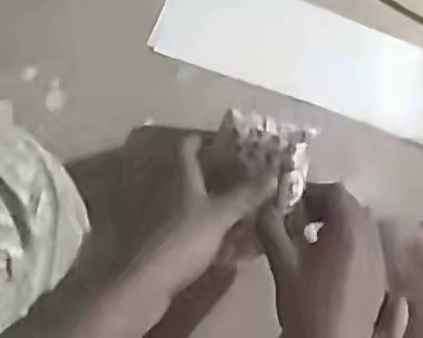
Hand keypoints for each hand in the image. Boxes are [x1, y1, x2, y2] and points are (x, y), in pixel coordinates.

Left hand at [68, 135, 280, 337]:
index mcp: (183, 176)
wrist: (146, 285)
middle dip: (216, 170)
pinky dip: (209, 224)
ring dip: (214, 198)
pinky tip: (226, 235)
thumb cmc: (183, 239)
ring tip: (240, 200)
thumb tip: (275, 173)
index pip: (188, 147)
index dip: (202, 138)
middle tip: (242, 169)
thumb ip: (246, 195)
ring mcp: (168, 218)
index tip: (221, 137)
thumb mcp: (220, 215)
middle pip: (193, 173)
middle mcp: (172, 191)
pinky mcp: (168, 242)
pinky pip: (193, 225)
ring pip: (194, 200)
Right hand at [260, 183, 399, 337]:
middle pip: (350, 206)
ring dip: (338, 226)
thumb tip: (264, 208)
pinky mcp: (380, 283)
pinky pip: (369, 248)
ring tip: (313, 242)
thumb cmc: (307, 308)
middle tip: (300, 221)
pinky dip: (351, 245)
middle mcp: (370, 239)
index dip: (312, 193)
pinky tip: (332, 265)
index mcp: (349, 228)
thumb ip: (272, 229)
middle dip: (324, 208)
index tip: (292, 205)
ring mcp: (379, 261)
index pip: (335, 191)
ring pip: (361, 226)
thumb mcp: (283, 264)